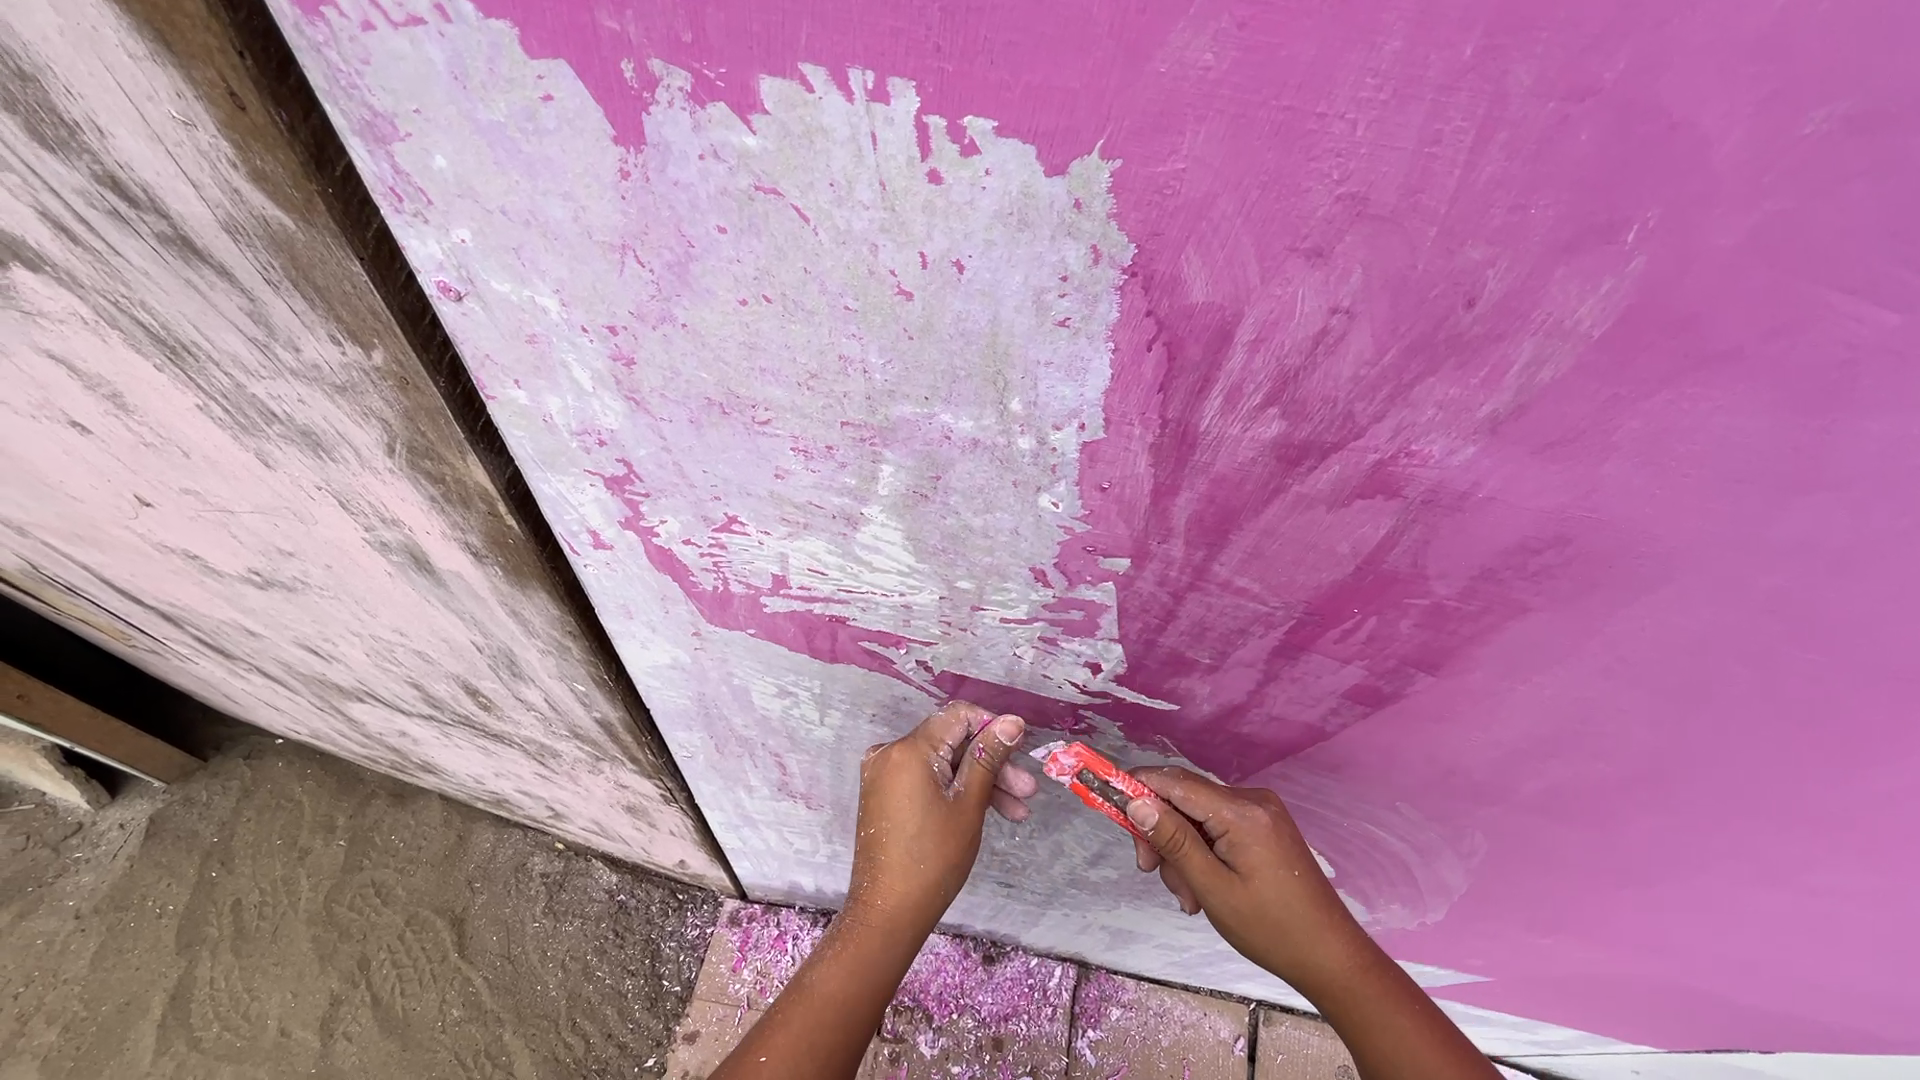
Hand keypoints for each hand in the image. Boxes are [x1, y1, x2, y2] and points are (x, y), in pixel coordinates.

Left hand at [843, 702, 1030, 937]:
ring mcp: (884, 773)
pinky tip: (986, 811)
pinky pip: (926, 778)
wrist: (888, 911)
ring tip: (1016, 811)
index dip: (993, 728)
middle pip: (952, 741)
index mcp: (909, 749)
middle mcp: (891, 752)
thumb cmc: (934, 858)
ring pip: (942, 763)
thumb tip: (1013, 721)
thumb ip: (990, 756)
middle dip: (991, 762)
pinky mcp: (885, 793)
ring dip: (978, 781)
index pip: (958, 716)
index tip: (1021, 751)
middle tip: (1026, 791)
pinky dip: (954, 790)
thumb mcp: (969, 804)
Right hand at [1125, 766, 1362, 993]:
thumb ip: (1173, 841)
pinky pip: (1216, 826)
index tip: (1108, 803)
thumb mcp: (1212, 888)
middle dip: (1161, 833)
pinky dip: (1201, 852)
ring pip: (1196, 816)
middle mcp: (1252, 800)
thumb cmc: (1271, 929)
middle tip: (1151, 873)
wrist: (1331, 958)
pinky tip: (1204, 887)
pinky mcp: (1264, 827)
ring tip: (1189, 897)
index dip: (1136, 786)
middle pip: (1183, 798)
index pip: (1174, 781)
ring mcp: (1261, 812)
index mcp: (1242, 811)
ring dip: (1181, 850)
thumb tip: (1135, 802)